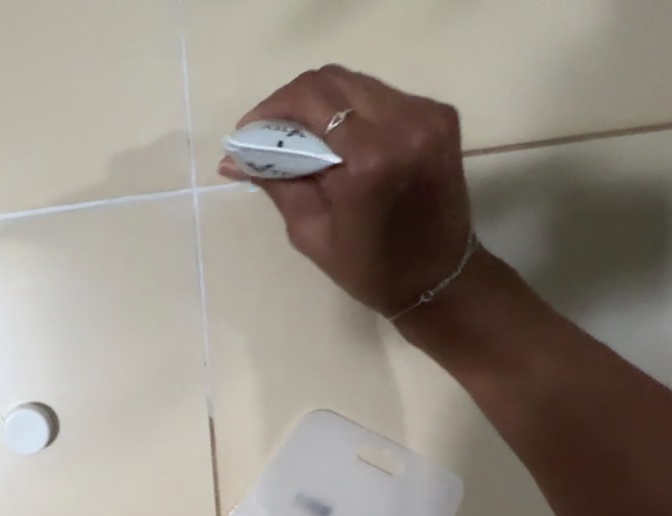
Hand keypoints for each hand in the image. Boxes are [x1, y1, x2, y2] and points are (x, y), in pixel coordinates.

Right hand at [220, 66, 474, 316]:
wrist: (439, 278)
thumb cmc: (369, 269)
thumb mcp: (311, 233)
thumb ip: (277, 184)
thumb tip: (232, 159)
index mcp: (368, 162)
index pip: (310, 101)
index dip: (272, 108)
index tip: (248, 130)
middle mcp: (402, 126)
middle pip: (332, 82)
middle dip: (292, 102)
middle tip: (269, 131)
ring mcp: (426, 116)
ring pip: (356, 83)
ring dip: (321, 104)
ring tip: (299, 135)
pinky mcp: (439, 116)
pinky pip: (382, 96)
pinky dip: (352, 111)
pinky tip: (338, 140)